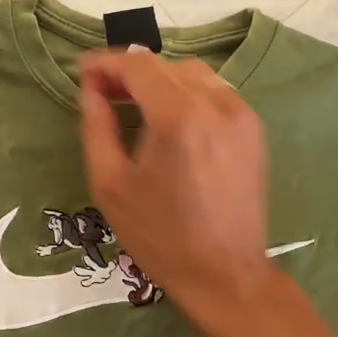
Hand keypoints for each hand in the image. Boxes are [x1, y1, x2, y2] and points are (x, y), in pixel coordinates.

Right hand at [79, 48, 272, 309]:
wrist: (223, 273)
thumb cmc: (159, 235)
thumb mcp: (111, 185)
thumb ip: (97, 128)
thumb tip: (92, 91)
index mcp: (179, 117)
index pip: (139, 66)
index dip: (107, 63)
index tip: (83, 72)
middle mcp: (217, 105)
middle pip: (167, 66)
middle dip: (131, 72)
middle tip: (102, 92)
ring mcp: (242, 116)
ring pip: (194, 75)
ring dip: (160, 81)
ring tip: (133, 104)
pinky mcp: (254, 131)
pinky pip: (215, 94)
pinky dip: (186, 95)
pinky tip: (168, 120)